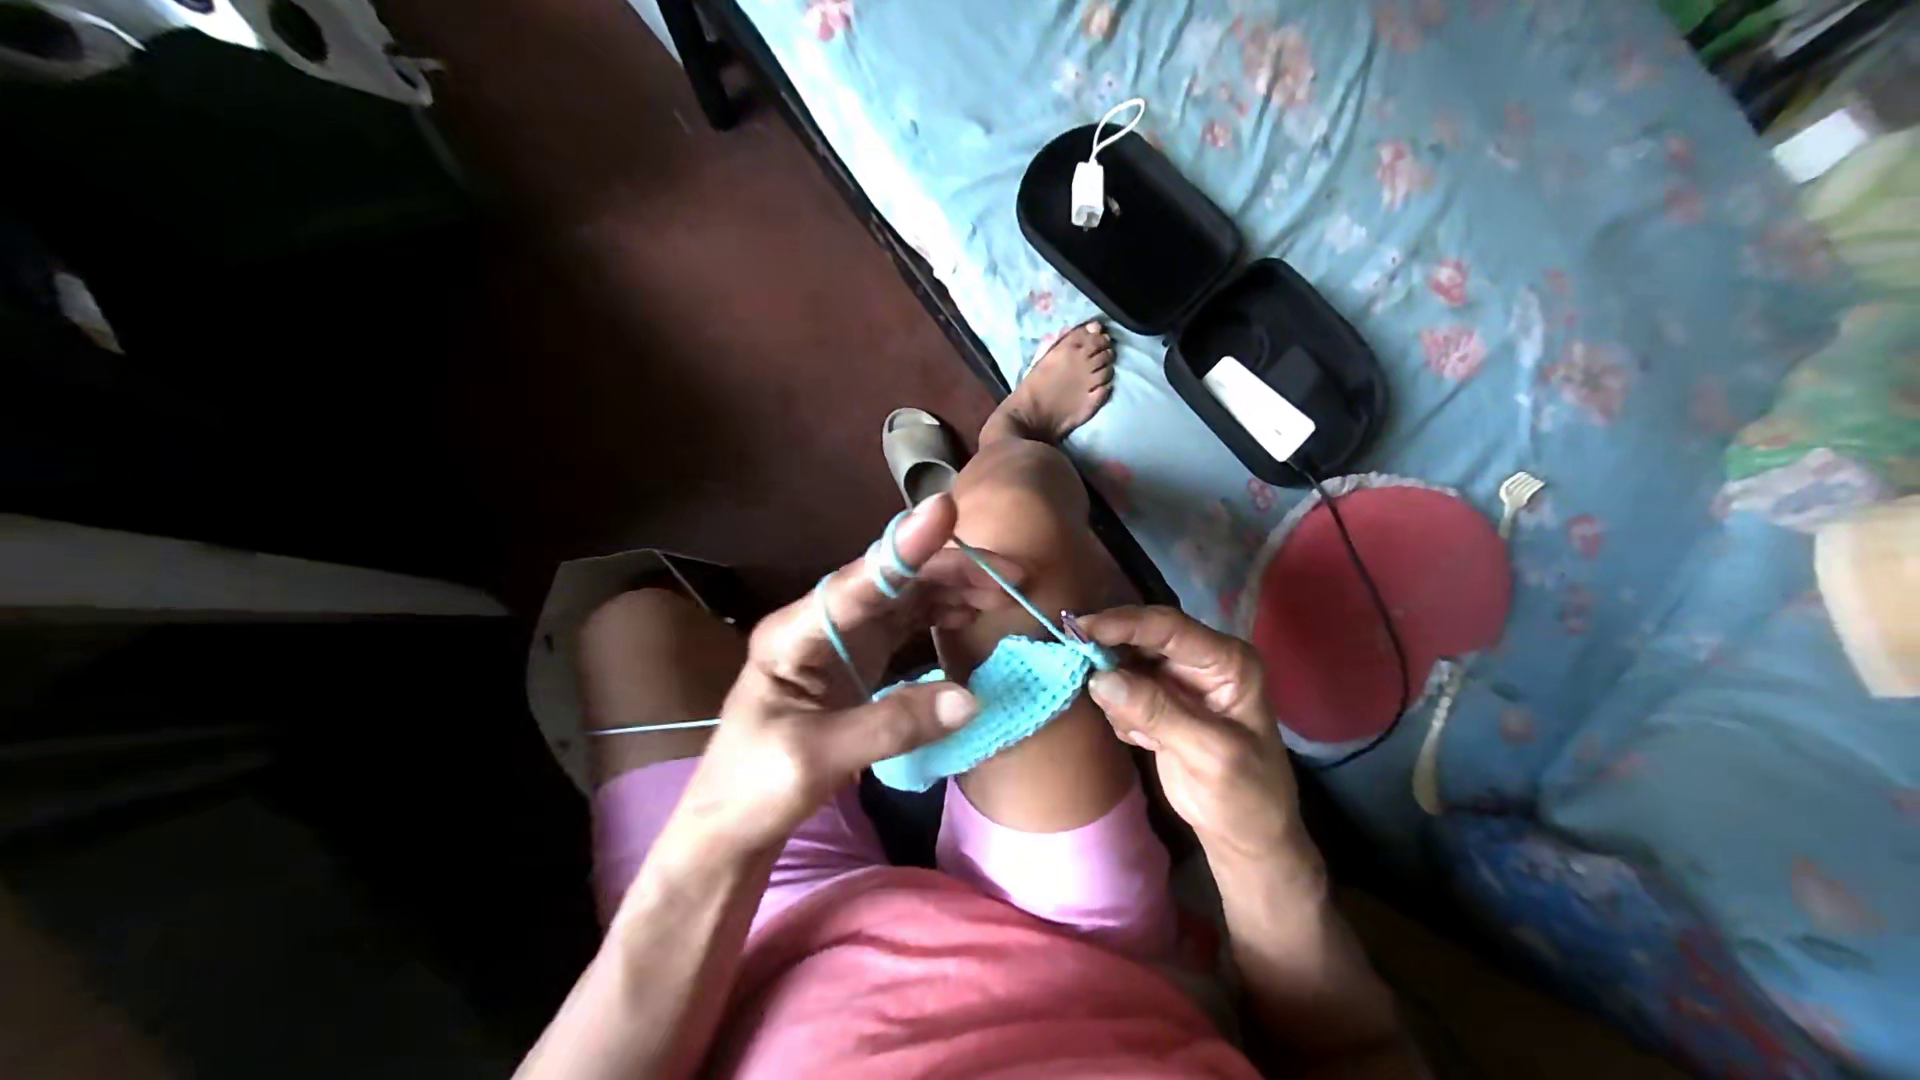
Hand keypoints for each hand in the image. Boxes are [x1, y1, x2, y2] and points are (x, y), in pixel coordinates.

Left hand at [669, 494, 1022, 857]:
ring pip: (905, 597)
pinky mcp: (860, 660)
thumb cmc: (755, 788)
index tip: (945, 510)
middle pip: (892, 580)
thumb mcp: (816, 759)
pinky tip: (972, 614)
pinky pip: (908, 625)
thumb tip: (972, 700)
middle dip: (950, 569)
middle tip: (1011, 575)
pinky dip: (942, 615)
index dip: (904, 546)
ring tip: (1004, 591)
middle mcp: (820, 623)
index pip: (857, 582)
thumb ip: (892, 725)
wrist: (732, 825)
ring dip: (953, 587)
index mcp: (793, 634)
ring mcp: (842, 639)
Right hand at [1079, 606, 1301, 863]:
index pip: (1170, 628)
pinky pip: (1122, 688)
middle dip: (1109, 648)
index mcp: (1228, 662)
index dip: (1124, 623)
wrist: (1246, 834)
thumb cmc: (1246, 794)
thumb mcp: (1208, 755)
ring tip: (1136, 731)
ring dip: (1114, 686)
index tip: (1081, 629)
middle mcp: (1203, 661)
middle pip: (1143, 637)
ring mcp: (1179, 680)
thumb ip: (1157, 713)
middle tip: (1072, 657)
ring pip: (1127, 660)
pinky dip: (1119, 709)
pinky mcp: (1159, 700)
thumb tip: (1100, 678)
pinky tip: (1143, 740)